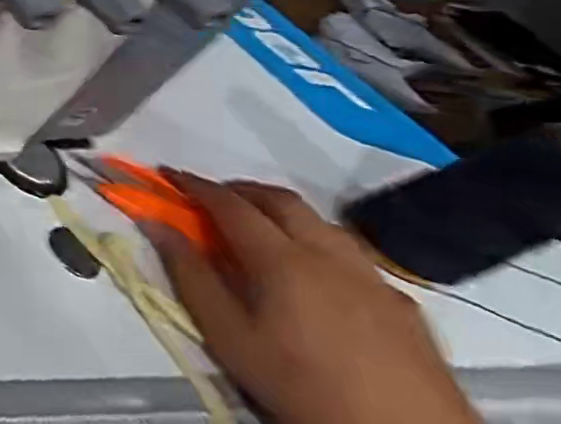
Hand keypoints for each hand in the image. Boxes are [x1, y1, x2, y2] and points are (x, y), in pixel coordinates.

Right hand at [146, 173, 480, 423]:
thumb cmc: (302, 387)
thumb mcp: (229, 337)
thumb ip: (189, 274)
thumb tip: (155, 224)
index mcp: (282, 259)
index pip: (229, 204)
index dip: (194, 184)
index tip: (167, 175)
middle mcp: (329, 256)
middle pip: (281, 200)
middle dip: (240, 190)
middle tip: (211, 199)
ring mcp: (374, 280)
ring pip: (322, 223)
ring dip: (282, 213)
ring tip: (260, 231)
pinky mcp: (405, 307)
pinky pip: (354, 256)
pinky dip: (320, 245)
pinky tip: (317, 275)